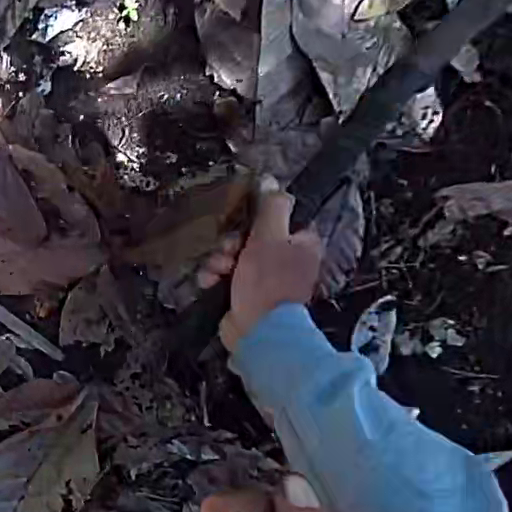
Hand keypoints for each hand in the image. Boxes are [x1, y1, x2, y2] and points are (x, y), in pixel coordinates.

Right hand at [198, 180, 323, 349]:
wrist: (258, 331)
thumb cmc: (267, 281)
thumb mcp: (269, 237)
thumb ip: (270, 207)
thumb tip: (270, 180)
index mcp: (301, 244)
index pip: (276, 222)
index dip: (254, 223)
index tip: (241, 227)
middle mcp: (287, 261)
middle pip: (250, 239)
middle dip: (230, 245)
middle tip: (227, 253)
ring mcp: (265, 281)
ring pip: (233, 258)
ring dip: (218, 261)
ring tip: (217, 271)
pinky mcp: (245, 297)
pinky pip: (225, 278)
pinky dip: (214, 279)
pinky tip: (209, 283)